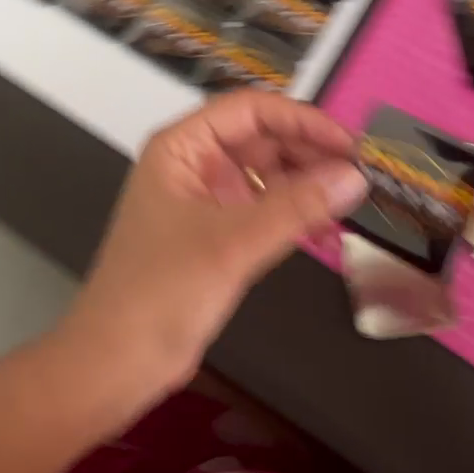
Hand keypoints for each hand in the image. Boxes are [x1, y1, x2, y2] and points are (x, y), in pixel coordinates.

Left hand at [58, 91, 367, 395]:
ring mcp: (203, 198)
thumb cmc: (160, 292)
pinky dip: (292, 211)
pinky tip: (324, 224)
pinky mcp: (214, 232)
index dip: (301, 119)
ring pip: (264, 172)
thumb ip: (296, 207)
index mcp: (181, 146)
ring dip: (304, 181)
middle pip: (259, 138)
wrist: (115, 363)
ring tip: (349, 197)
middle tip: (358, 172)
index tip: (347, 143)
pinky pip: (262, 206)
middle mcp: (192, 163)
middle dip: (307, 150)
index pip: (249, 110)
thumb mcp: (232, 244)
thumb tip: (354, 177)